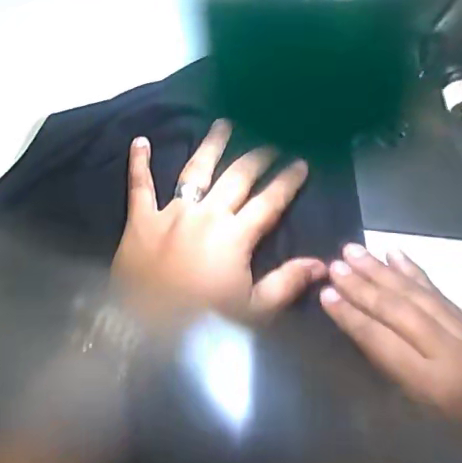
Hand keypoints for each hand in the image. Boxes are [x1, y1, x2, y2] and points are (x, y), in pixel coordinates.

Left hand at [111, 120, 326, 330]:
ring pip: (195, 170)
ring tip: (223, 123)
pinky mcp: (139, 222)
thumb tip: (322, 263)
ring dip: (212, 145)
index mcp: (235, 235)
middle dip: (258, 157)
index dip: (288, 181)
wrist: (140, 338)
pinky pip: (139, 187)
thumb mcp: (253, 311)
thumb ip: (286, 282)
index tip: (301, 162)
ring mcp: (170, 214)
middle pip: (237, 177)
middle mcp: (206, 215)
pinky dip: (139, 162)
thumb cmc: (202, 328)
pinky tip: (140, 140)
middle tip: (271, 141)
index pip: (269, 201)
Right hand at [324, 246, 461, 462]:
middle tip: (335, 261)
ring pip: (424, 297)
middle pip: (403, 311)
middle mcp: (458, 355)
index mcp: (439, 391)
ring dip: (388, 273)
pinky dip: (420, 277)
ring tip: (358, 251)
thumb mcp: (425, 456)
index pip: (385, 343)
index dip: (353, 318)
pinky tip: (402, 258)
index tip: (324, 293)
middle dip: (366, 285)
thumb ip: (391, 403)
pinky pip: (446, 300)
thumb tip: (359, 359)